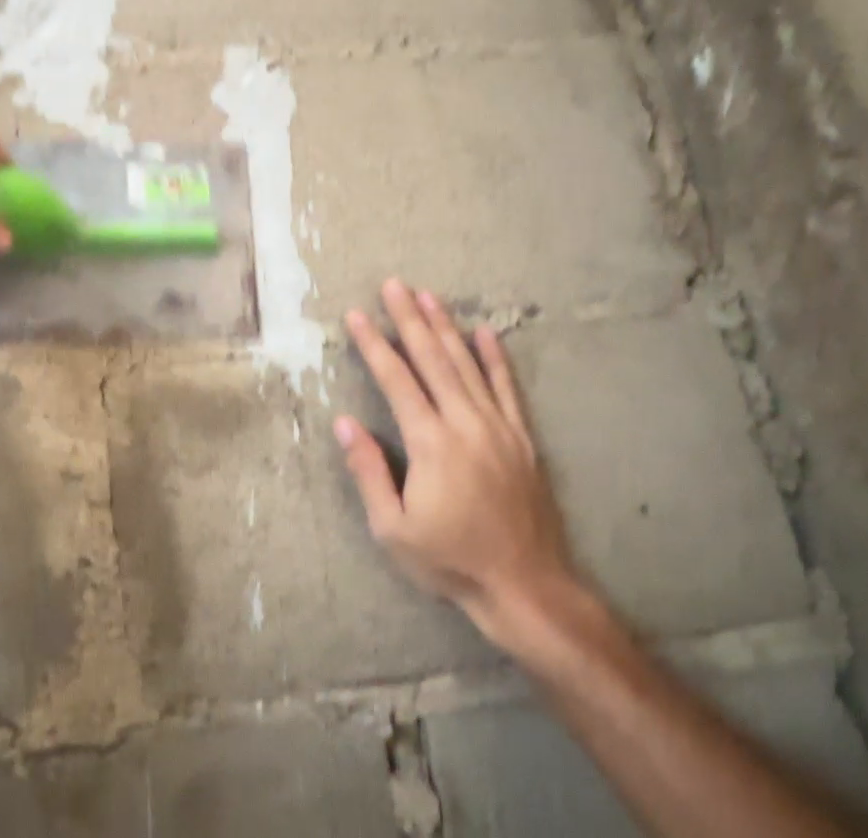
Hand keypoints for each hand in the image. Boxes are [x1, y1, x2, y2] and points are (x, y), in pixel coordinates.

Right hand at [336, 278, 590, 653]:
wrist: (523, 584)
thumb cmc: (450, 560)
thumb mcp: (392, 528)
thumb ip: (368, 471)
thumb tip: (344, 424)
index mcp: (430, 444)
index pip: (397, 381)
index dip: (375, 345)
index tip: (358, 315)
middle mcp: (466, 424)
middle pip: (434, 360)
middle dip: (411, 319)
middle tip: (394, 284)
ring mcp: (499, 428)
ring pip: (469, 366)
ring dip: (448, 328)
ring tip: (431, 296)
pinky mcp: (522, 440)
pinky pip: (508, 389)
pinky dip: (497, 359)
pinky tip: (488, 333)